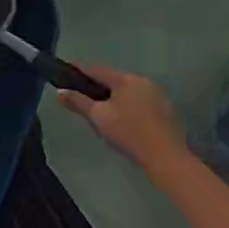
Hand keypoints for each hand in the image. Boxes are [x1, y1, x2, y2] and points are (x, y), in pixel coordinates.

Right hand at [57, 66, 188, 166]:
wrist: (165, 157)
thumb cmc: (128, 132)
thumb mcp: (98, 117)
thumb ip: (78, 102)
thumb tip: (60, 92)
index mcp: (127, 79)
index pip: (98, 71)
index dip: (81, 71)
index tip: (68, 71)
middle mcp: (145, 82)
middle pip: (115, 81)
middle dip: (99, 89)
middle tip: (85, 99)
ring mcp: (159, 96)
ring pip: (130, 93)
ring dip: (116, 100)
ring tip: (105, 115)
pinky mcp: (168, 111)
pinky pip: (142, 104)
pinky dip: (131, 109)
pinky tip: (127, 124)